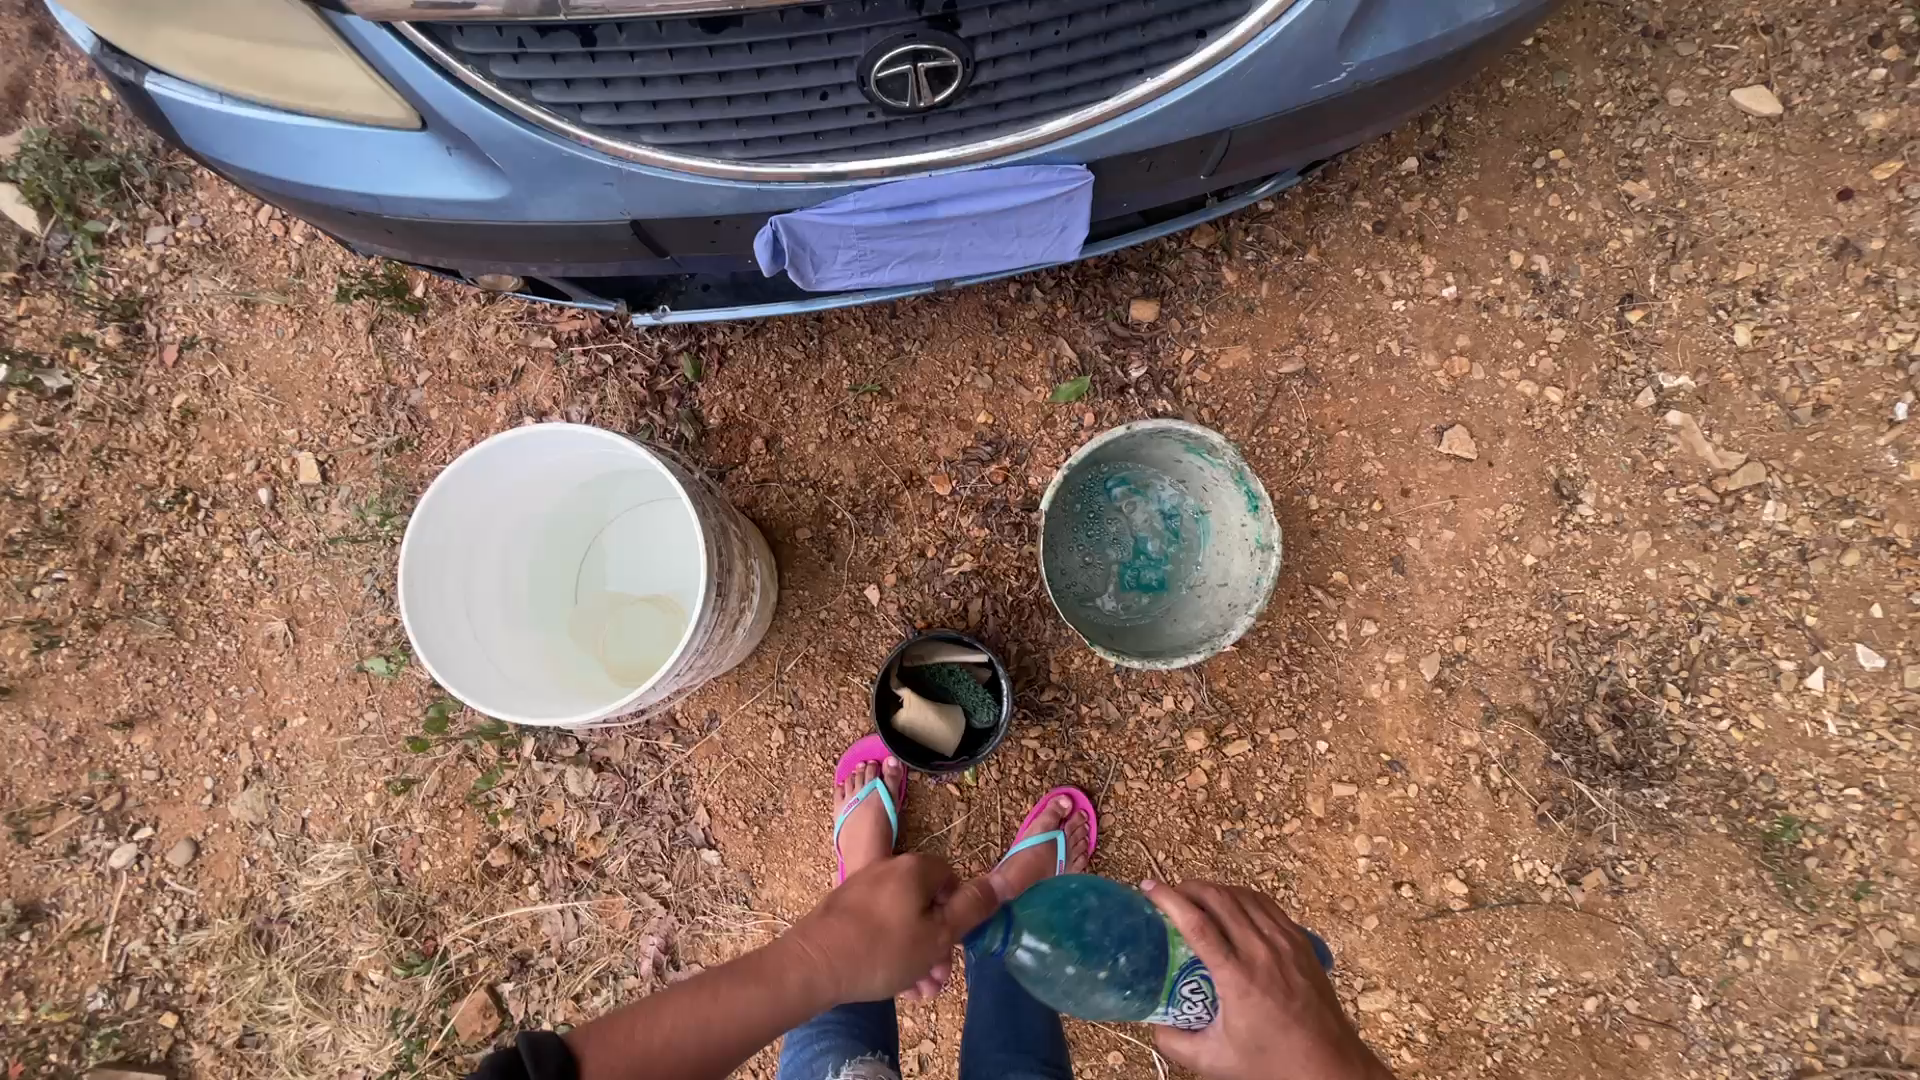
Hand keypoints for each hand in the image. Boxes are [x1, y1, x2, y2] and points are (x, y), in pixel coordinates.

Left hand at [784, 854, 999, 1005]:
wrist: (813, 965)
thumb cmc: (882, 949)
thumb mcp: (938, 935)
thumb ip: (972, 909)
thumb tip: (1002, 880)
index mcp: (916, 867)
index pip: (952, 880)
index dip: (959, 913)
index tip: (956, 946)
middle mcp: (890, 867)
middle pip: (927, 903)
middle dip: (937, 943)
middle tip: (937, 979)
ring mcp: (865, 887)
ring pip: (903, 919)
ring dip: (916, 953)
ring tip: (917, 991)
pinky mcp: (846, 908)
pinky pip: (880, 924)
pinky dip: (891, 949)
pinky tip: (894, 983)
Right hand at [1142, 880, 1392, 1079]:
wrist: (1332, 1072)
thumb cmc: (1273, 1066)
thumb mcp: (1217, 1062)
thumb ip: (1176, 1043)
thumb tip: (1151, 1023)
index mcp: (1238, 978)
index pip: (1196, 923)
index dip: (1168, 899)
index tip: (1147, 887)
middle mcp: (1261, 952)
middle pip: (1218, 898)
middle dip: (1188, 887)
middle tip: (1171, 895)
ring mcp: (1285, 943)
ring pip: (1242, 895)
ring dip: (1214, 889)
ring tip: (1198, 898)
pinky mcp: (1301, 942)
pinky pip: (1266, 904)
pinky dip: (1242, 897)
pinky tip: (1233, 906)